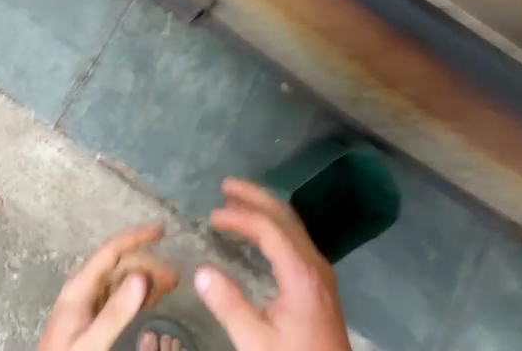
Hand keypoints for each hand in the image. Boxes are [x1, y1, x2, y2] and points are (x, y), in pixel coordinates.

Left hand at [39, 223, 179, 350]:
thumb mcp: (91, 343)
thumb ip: (115, 313)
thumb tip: (142, 277)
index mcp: (79, 287)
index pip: (111, 251)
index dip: (136, 237)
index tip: (162, 230)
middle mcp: (84, 288)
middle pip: (119, 265)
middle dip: (148, 265)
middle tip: (175, 276)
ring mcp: (88, 302)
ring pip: (121, 280)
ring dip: (146, 279)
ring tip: (170, 286)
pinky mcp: (92, 316)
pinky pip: (119, 296)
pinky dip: (138, 295)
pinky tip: (152, 299)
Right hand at [194, 178, 351, 350]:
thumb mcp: (256, 342)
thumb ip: (229, 305)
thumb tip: (201, 272)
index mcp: (301, 272)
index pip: (269, 227)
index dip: (239, 216)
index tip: (212, 215)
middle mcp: (314, 263)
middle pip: (285, 216)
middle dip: (255, 196)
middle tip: (226, 186)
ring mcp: (321, 271)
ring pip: (293, 225)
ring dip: (265, 209)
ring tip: (237, 202)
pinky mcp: (320, 282)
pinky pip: (296, 239)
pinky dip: (274, 226)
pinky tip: (259, 234)